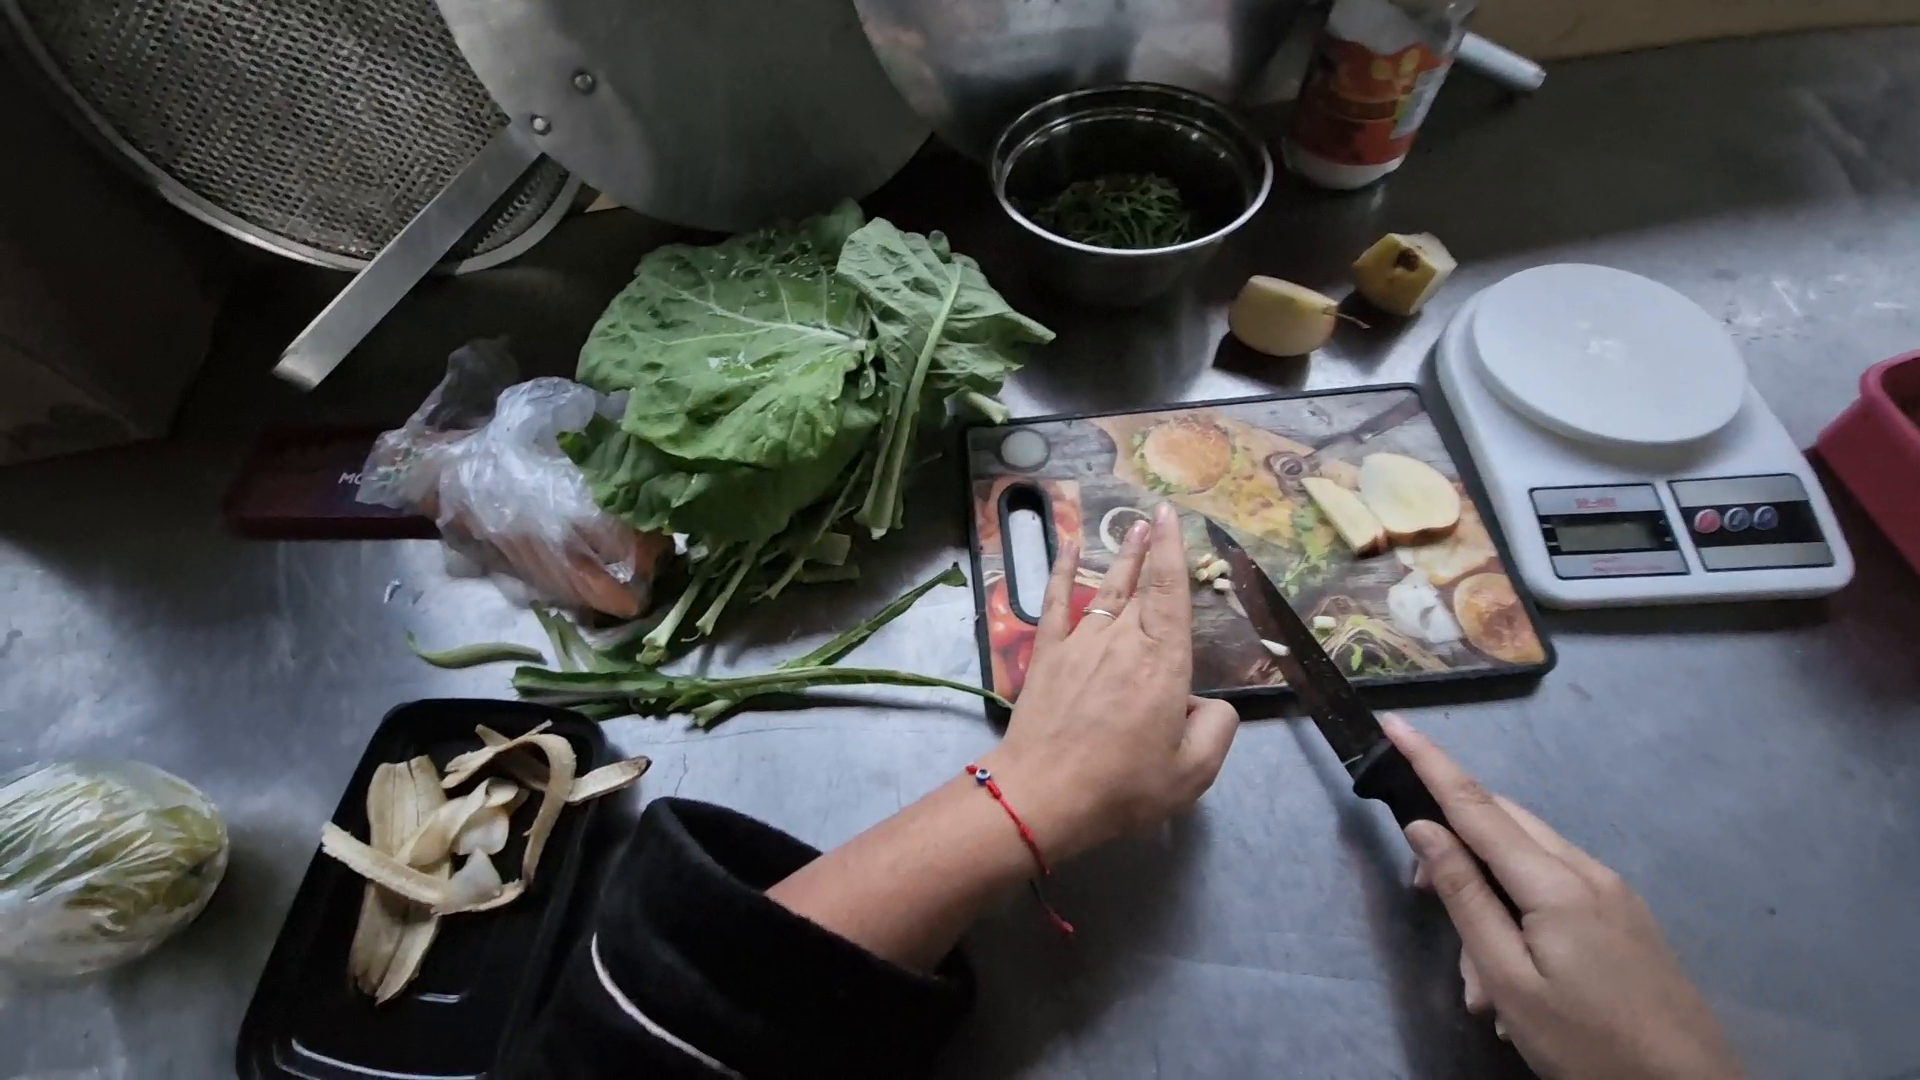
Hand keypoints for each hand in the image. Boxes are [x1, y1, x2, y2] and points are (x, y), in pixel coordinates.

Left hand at [981, 503, 1239, 861]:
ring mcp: (1080, 642)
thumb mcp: (1192, 772)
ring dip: (1121, 557)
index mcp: (1163, 661)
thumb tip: (1209, 703)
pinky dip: (1060, 571)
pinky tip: (1066, 548)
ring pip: (1105, 588)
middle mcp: (1122, 640)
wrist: (1045, 793)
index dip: (1172, 550)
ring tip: (1132, 528)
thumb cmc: (1122, 786)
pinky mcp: (1047, 653)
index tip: (1171, 517)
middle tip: (1155, 518)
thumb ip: (1216, 729)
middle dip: (1151, 548)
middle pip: (1141, 585)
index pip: (1171, 592)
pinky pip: (1056, 602)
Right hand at [1386, 717, 1744, 1079]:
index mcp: (1556, 884)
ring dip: (1485, 889)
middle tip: (1418, 891)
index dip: (1429, 761)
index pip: (1475, 803)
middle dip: (1451, 840)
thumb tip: (1423, 827)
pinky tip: (1514, 969)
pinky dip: (1517, 907)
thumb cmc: (1591, 1047)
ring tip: (1480, 977)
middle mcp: (1588, 872)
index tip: (1393, 724)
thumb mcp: (1509, 978)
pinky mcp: (1625, 918)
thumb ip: (1464, 895)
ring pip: (1524, 857)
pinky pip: (1553, 885)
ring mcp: (1613, 894)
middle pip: (1501, 821)